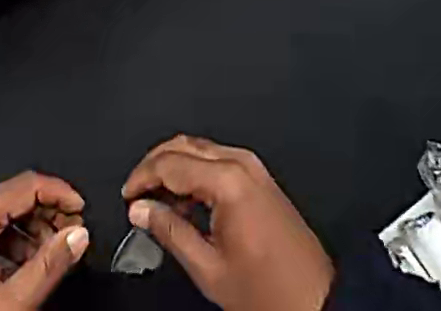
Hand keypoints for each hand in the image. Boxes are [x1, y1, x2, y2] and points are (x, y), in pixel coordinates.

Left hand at [0, 171, 90, 310]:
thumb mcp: (10, 304)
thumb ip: (49, 265)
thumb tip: (80, 235)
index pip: (29, 185)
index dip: (61, 194)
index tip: (83, 212)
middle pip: (18, 194)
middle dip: (49, 213)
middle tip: (73, 236)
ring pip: (7, 209)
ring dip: (35, 227)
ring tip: (54, 253)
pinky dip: (15, 237)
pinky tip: (29, 263)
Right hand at [122, 136, 332, 310]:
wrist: (314, 298)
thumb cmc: (265, 290)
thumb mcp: (208, 268)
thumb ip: (170, 232)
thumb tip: (141, 210)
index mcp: (228, 180)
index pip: (171, 162)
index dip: (142, 176)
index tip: (126, 196)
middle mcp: (241, 162)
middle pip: (184, 145)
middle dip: (154, 164)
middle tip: (135, 194)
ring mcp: (252, 166)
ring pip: (199, 148)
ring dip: (173, 167)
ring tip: (156, 203)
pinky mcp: (258, 175)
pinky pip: (216, 159)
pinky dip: (193, 172)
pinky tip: (184, 202)